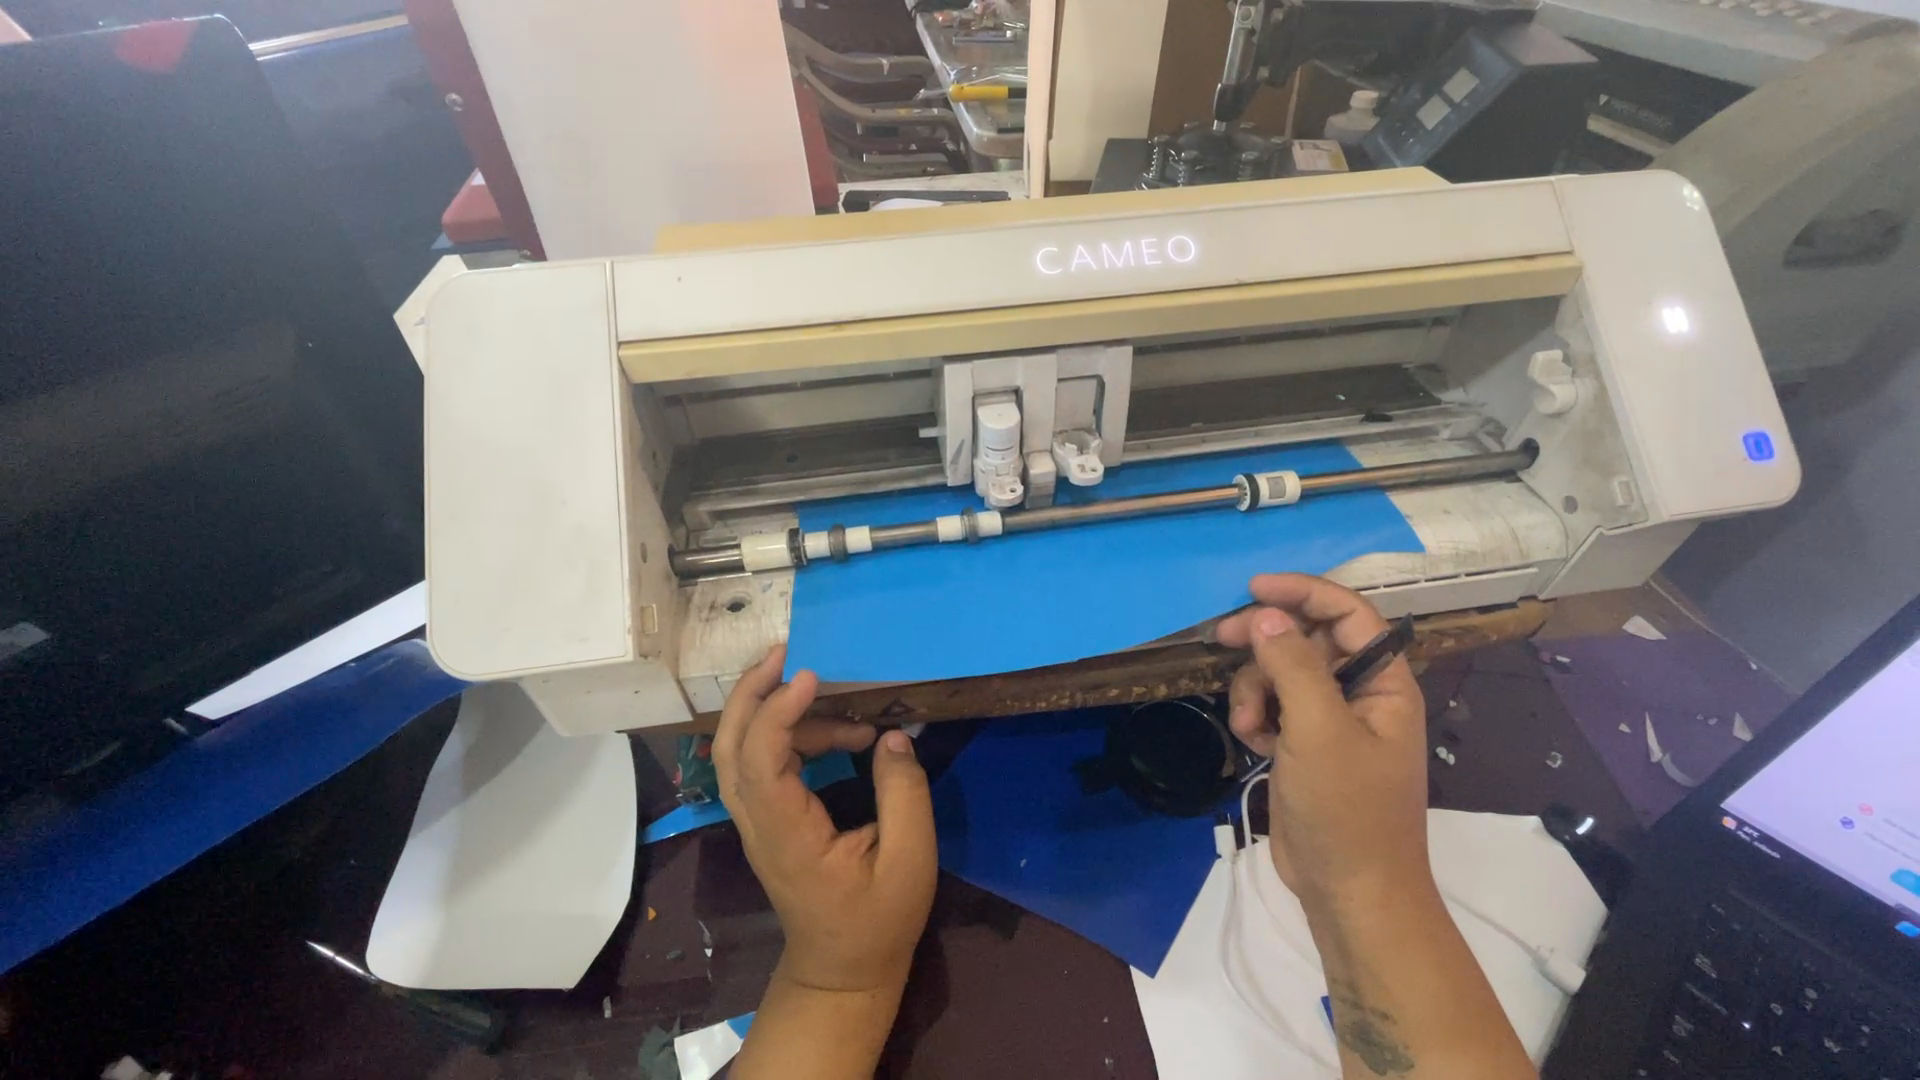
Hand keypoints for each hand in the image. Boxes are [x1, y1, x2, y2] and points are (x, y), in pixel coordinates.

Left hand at [712, 645, 937, 993]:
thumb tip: (893, 736)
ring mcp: (757, 823)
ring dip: (779, 710)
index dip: (777, 711)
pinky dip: (792, 732)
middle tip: (787, 651)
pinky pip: (763, 762)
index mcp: (787, 836)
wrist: (842, 971)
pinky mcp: (768, 821)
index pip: (760, 762)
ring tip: (839, 697)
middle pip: (729, 747)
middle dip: (750, 692)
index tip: (812, 675)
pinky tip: (842, 733)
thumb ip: (904, 795)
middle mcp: (758, 825)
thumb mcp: (911, 862)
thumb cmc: (878, 922)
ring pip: (742, 750)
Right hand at [1215, 574, 1432, 912]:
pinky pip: (1271, 707)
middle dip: (1264, 641)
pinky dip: (1255, 717)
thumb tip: (1264, 616)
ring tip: (1249, 727)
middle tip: (1223, 639)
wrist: (1348, 891)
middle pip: (1306, 639)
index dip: (1302, 592)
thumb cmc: (1346, 810)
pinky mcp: (1303, 745)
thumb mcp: (1318, 730)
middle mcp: (1359, 693)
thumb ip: (1292, 666)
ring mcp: (1329, 720)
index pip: (1347, 613)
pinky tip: (1254, 744)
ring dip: (1254, 690)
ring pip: (1279, 673)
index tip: (1253, 589)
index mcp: (1384, 683)